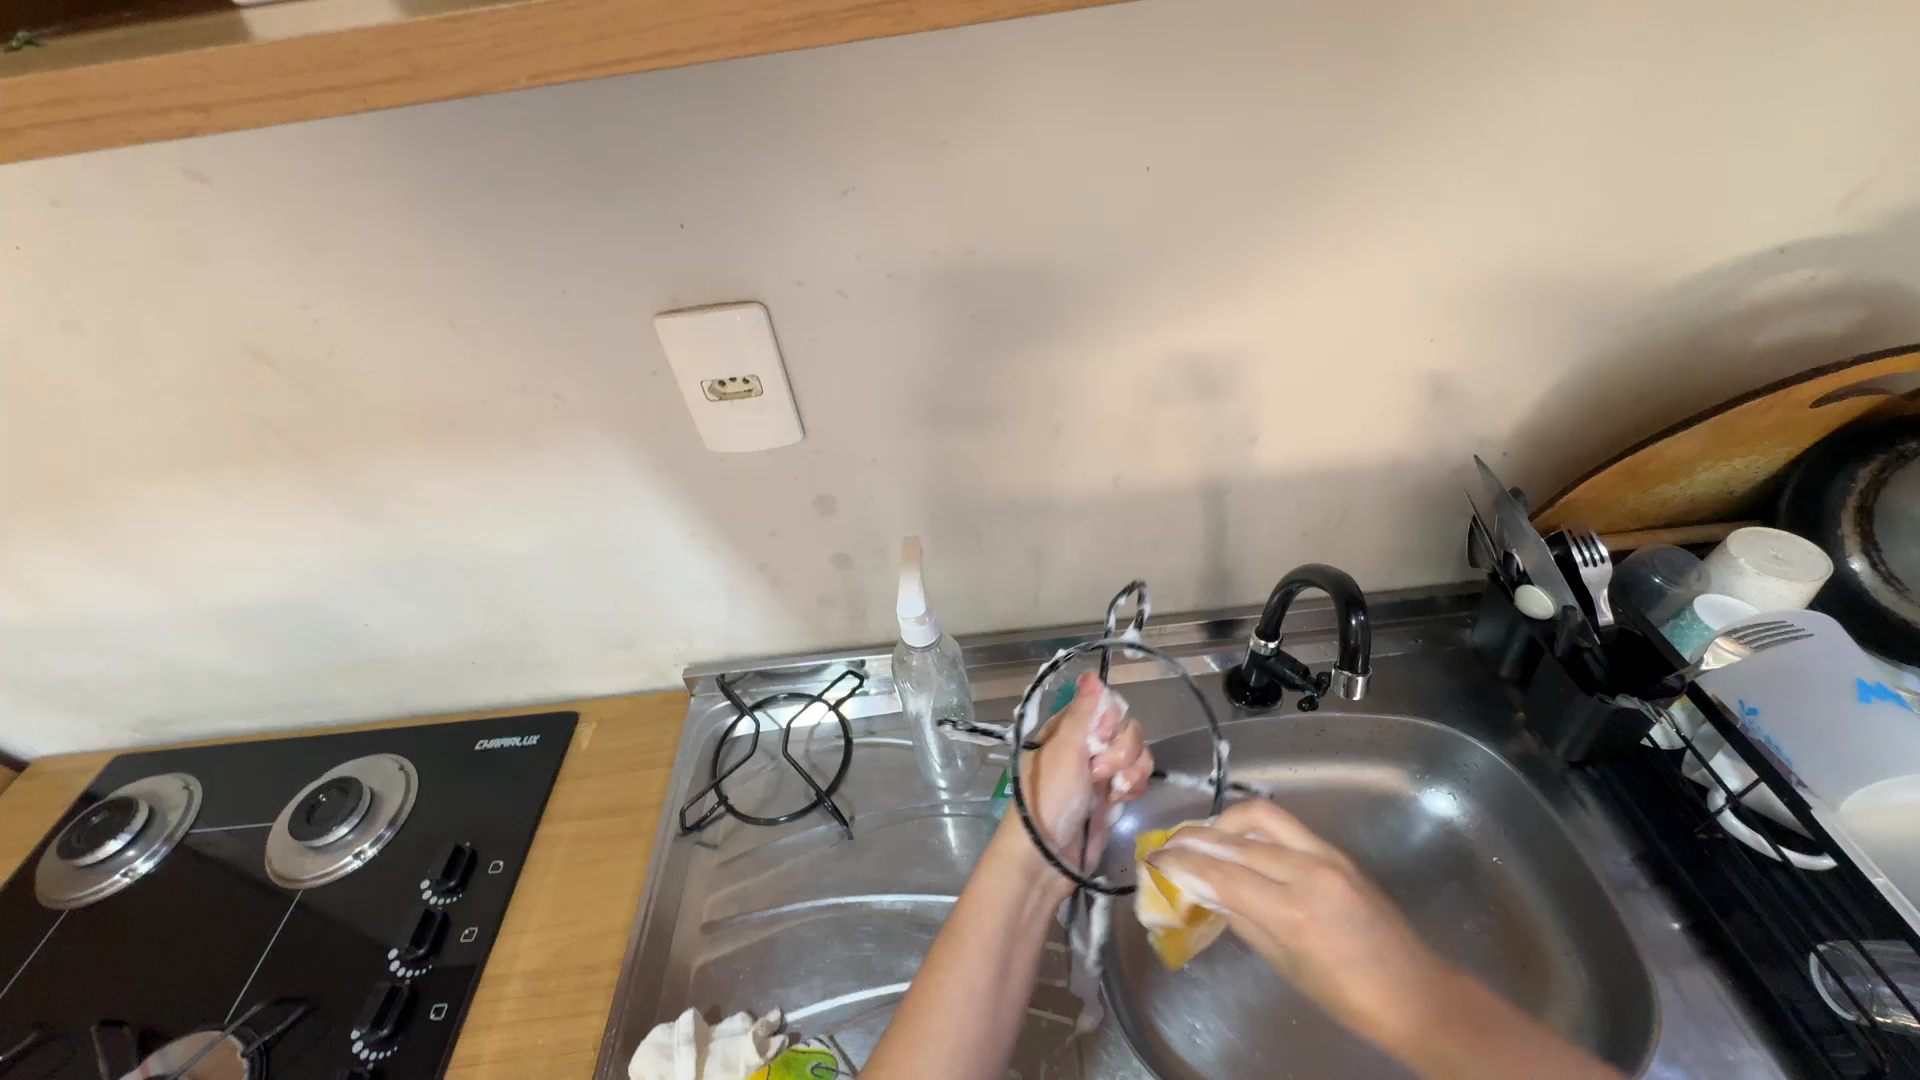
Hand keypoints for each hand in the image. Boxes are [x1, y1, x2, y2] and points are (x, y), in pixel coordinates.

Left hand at [1009, 671, 1154, 880]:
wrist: (1048, 857)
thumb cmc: (1048, 798)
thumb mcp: (1063, 750)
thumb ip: (1082, 713)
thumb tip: (1091, 674)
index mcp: (1067, 727)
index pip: (1106, 704)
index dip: (1111, 719)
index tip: (1102, 736)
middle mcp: (1085, 744)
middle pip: (1126, 728)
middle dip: (1121, 750)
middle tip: (1098, 773)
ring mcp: (1100, 771)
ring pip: (1137, 753)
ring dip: (1132, 770)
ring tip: (1114, 790)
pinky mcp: (1114, 795)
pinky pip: (1139, 778)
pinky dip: (1135, 786)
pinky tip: (1121, 800)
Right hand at [1144, 799, 1453, 1049]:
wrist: (1417, 994)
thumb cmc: (1349, 997)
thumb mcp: (1285, 964)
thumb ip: (1241, 918)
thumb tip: (1203, 890)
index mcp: (1294, 912)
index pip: (1221, 874)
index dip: (1182, 863)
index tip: (1155, 858)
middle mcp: (1308, 873)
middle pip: (1234, 842)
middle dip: (1193, 840)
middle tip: (1166, 844)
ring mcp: (1325, 856)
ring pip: (1259, 817)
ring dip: (1223, 822)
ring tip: (1203, 837)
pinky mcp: (1336, 852)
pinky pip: (1284, 826)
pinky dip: (1252, 827)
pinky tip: (1238, 841)